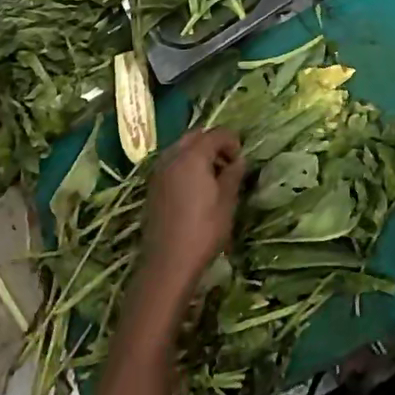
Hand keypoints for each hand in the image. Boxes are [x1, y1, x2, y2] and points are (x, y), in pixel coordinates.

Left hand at [141, 129, 244, 296]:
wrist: (168, 261)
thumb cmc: (204, 230)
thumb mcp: (227, 202)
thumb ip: (233, 175)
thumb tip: (239, 160)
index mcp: (192, 156)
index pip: (216, 134)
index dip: (233, 142)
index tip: (241, 161)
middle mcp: (172, 156)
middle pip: (196, 136)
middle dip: (214, 144)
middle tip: (228, 165)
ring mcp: (159, 170)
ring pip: (181, 148)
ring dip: (199, 154)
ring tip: (214, 177)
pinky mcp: (153, 185)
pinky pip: (172, 163)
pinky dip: (186, 165)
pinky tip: (197, 187)